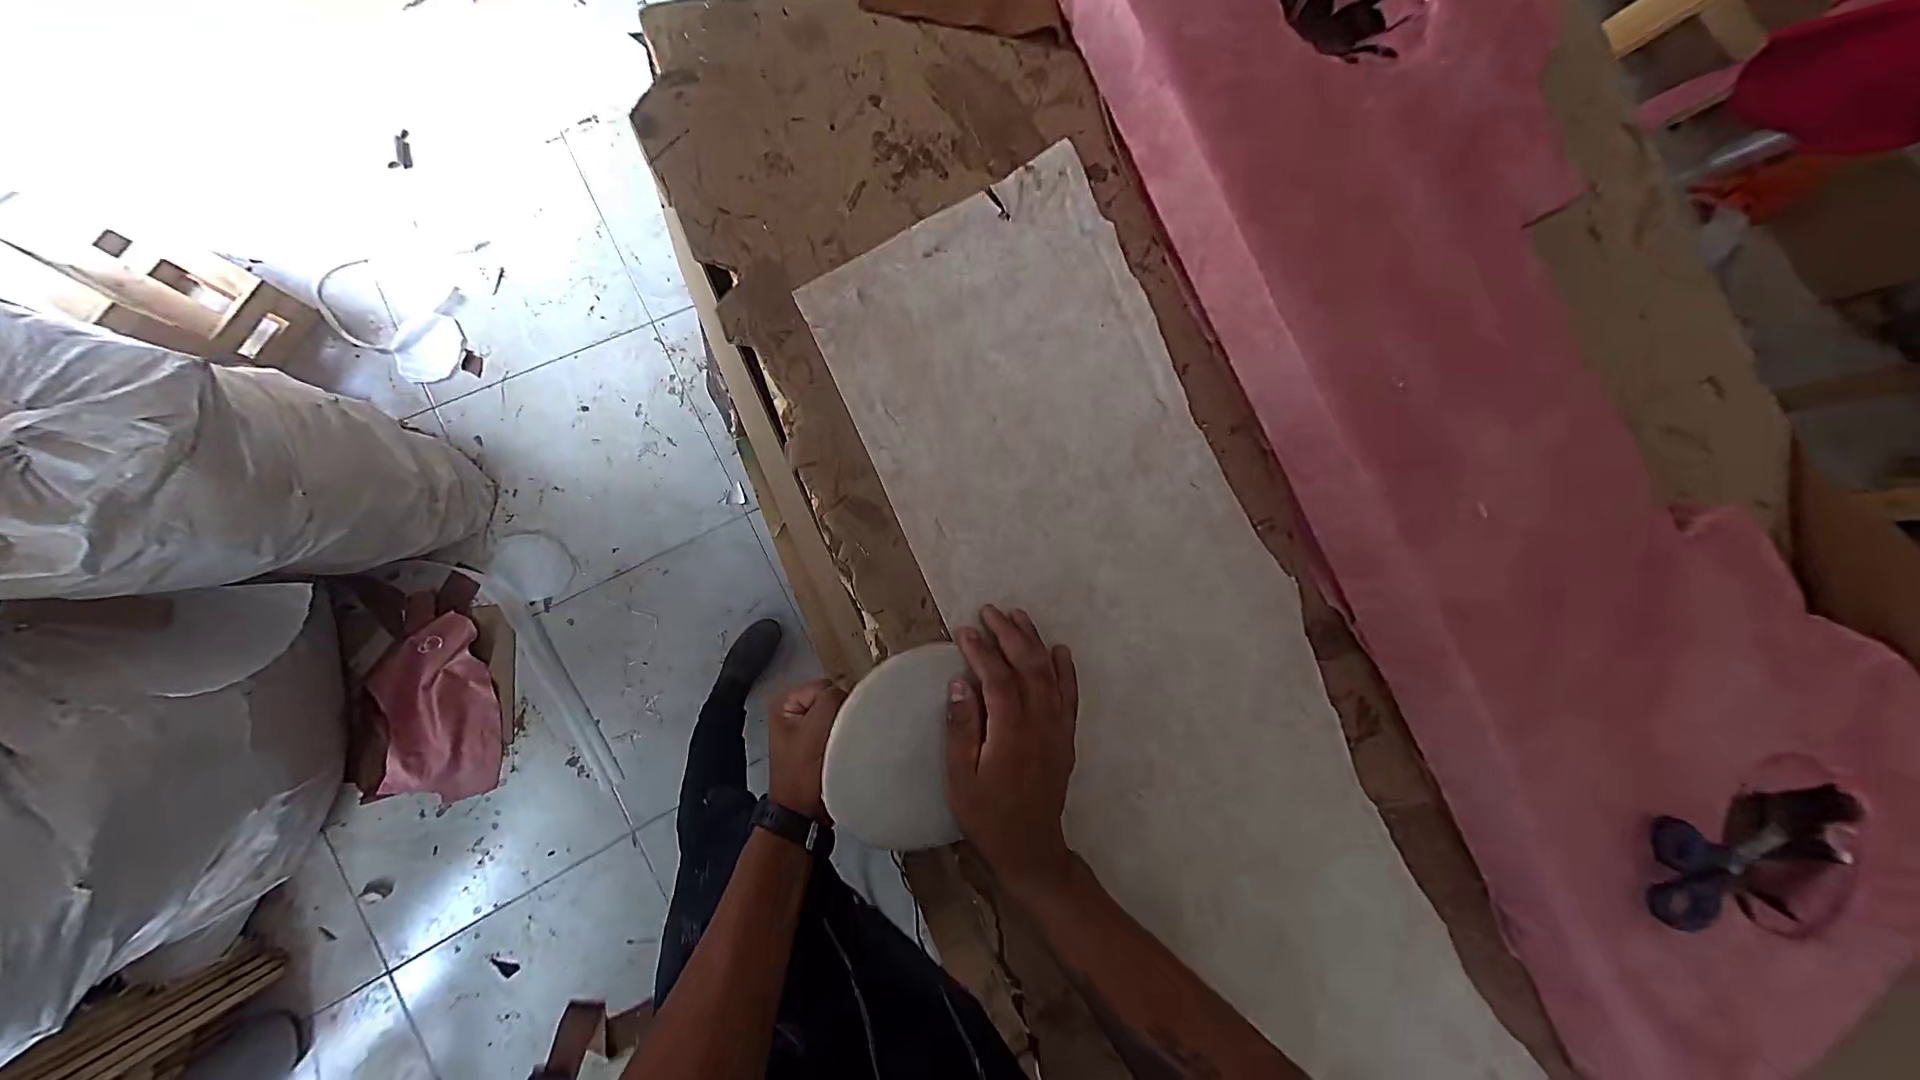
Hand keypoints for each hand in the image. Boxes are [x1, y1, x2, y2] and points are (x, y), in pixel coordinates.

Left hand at [768, 679, 843, 819]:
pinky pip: (840, 728)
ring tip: (843, 745)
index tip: (839, 725)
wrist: (804, 815)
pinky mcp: (819, 742)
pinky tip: (844, 749)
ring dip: (845, 726)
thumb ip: (830, 700)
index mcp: (784, 702)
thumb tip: (850, 691)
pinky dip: (845, 737)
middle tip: (842, 736)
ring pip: (839, 714)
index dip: (838, 703)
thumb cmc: (802, 775)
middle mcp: (793, 710)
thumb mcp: (813, 731)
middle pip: (833, 698)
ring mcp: (806, 727)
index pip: (826, 686)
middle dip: (842, 714)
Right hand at [946, 605, 1078, 896]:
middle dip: (1009, 634)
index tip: (965, 631)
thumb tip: (959, 683)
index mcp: (1011, 732)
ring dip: (1034, 642)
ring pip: (1050, 673)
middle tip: (990, 612)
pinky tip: (1059, 650)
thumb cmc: (987, 815)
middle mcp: (1039, 723)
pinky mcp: (1066, 736)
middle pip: (1028, 666)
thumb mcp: (960, 777)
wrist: (1030, 847)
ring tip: (1019, 617)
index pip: (997, 677)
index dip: (981, 650)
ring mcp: (1057, 728)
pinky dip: (1065, 669)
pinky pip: (1069, 694)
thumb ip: (961, 727)